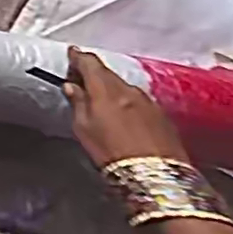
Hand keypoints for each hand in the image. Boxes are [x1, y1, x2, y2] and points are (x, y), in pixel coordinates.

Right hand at [62, 48, 188, 166]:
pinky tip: (124, 117)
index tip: (71, 55)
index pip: (89, 62)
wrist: (158, 178)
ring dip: (111, 89)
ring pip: (123, 86)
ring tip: (102, 103)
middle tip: (81, 82)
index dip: (78, 57)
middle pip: (107, 73)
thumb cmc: (112, 154)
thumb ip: (77, 103)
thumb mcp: (84, 129)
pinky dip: (127, 102)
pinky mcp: (161, 114)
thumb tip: (72, 86)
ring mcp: (147, 100)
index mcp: (104, 89)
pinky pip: (138, 100)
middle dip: (93, 74)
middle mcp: (127, 88)